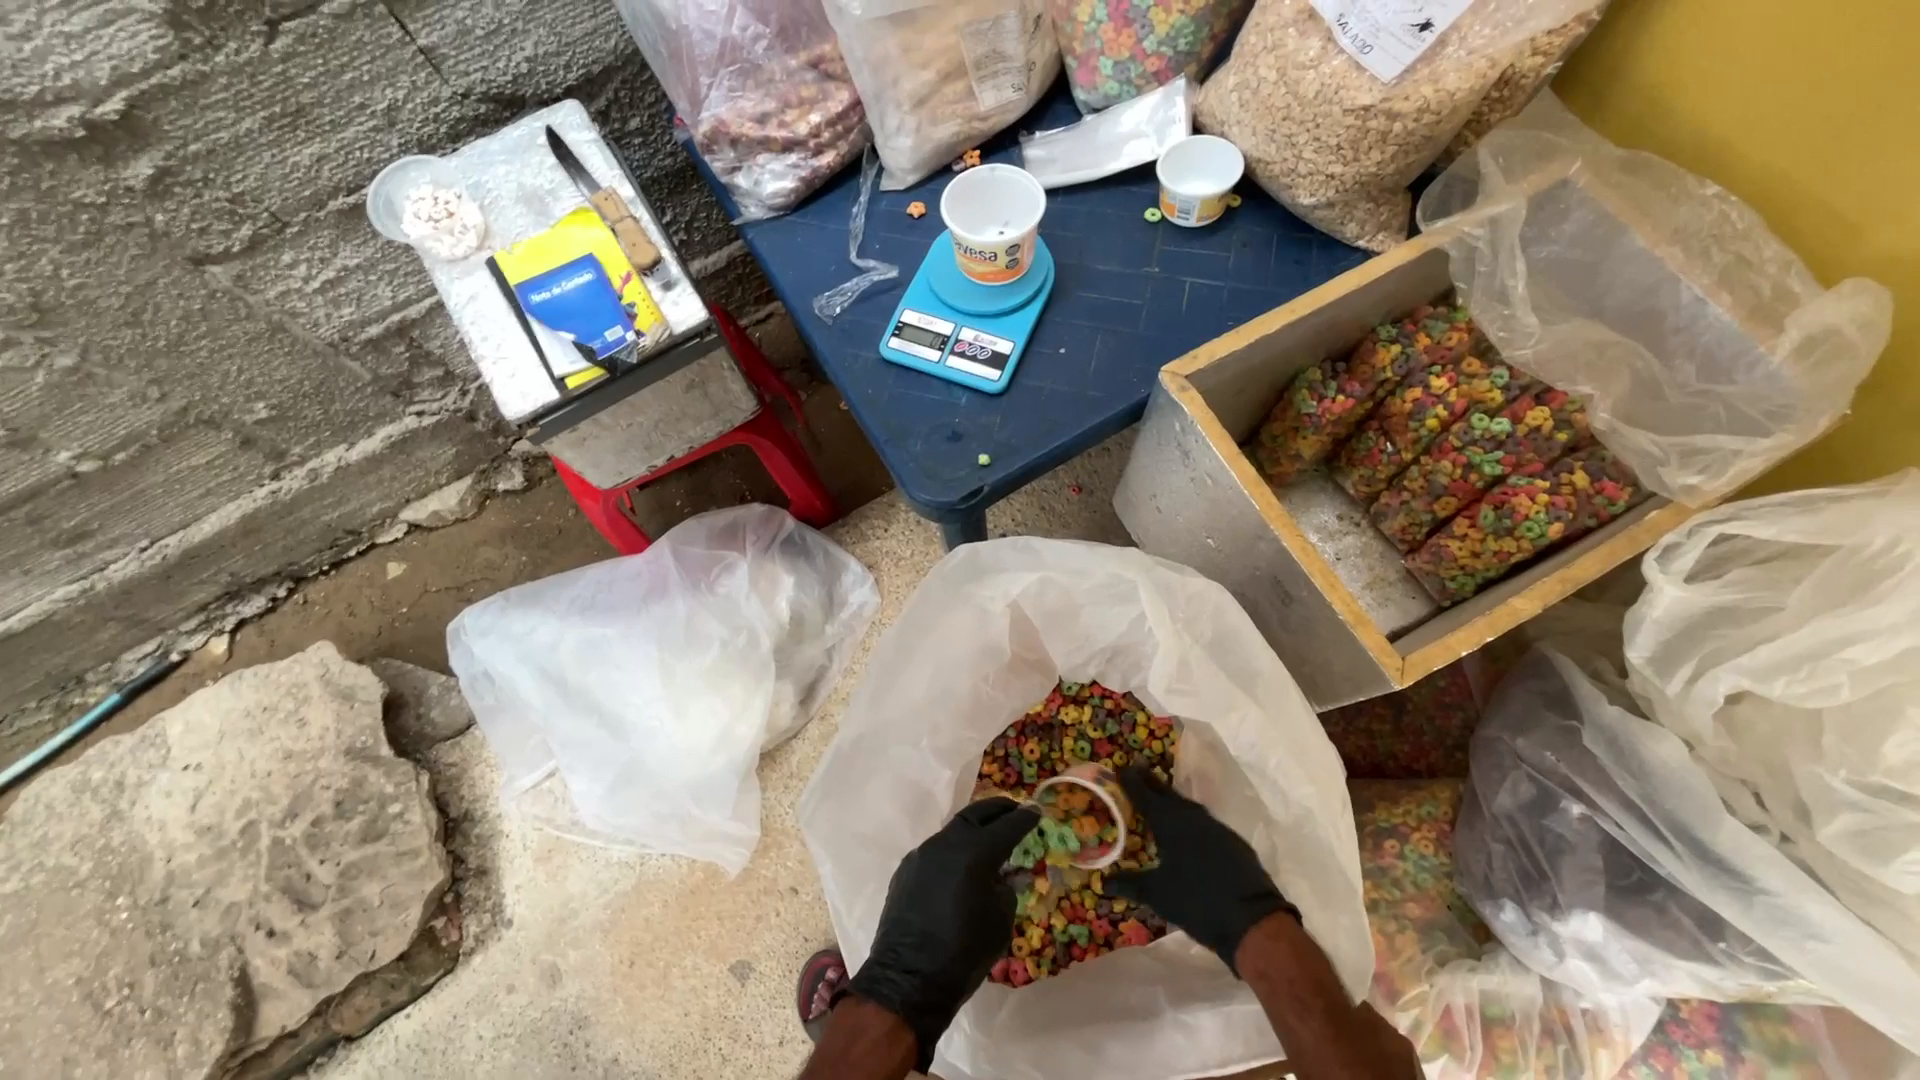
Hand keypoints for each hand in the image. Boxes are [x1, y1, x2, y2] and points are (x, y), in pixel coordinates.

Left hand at [847, 797, 1039, 1071]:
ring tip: (989, 836)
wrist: (909, 978)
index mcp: (975, 853)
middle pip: (975, 815)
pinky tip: (960, 865)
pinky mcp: (905, 870)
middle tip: (1014, 809)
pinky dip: (953, 850)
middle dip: (997, 810)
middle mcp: (946, 844)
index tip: (1036, 811)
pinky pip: (935, 851)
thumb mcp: (1000, 921)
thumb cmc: (965, 952)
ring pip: (952, 831)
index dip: (1025, 818)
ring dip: (973, 829)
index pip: (1007, 826)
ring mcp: (922, 854)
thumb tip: (1010, 875)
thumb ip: (1007, 890)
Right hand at [1111, 767, 1299, 973]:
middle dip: (1151, 783)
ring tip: (1160, 798)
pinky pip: (1204, 822)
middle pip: (1168, 795)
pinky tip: (1189, 829)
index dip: (1132, 783)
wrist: (1252, 919)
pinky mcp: (1233, 842)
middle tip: (1138, 771)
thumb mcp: (1157, 895)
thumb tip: (1104, 882)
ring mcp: (1217, 829)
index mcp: (1171, 824)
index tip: (1120, 769)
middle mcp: (1193, 819)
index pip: (1146, 796)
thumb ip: (1130, 884)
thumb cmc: (1197, 901)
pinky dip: (1190, 819)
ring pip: (1188, 807)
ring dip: (1172, 800)